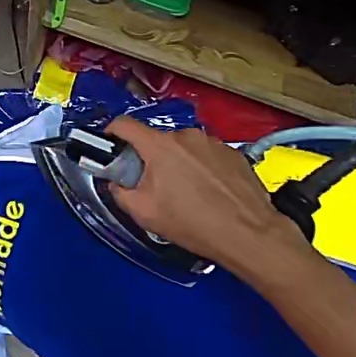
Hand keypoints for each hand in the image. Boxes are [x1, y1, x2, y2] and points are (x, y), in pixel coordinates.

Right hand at [104, 117, 304, 272]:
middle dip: (153, 160)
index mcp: (160, 146)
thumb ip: (121, 192)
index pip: (126, 125)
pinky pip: (209, 156)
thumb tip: (117, 183)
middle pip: (159, 141)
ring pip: (186, 149)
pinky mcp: (233, 153)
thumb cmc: (193, 223)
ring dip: (181, 165)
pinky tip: (210, 193)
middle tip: (156, 187)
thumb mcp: (144, 213)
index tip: (110, 141)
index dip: (113, 131)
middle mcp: (187, 136)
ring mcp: (213, 142)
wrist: (245, 231)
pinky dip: (204, 169)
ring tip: (188, 194)